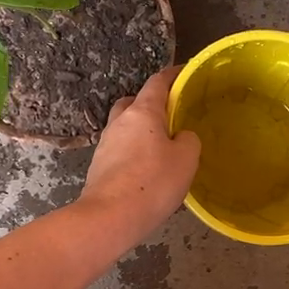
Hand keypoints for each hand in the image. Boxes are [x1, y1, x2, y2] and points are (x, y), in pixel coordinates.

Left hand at [79, 67, 200, 238]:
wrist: (111, 216)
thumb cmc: (153, 182)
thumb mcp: (186, 159)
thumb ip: (188, 140)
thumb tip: (181, 136)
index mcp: (143, 112)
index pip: (158, 82)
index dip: (173, 75)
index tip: (186, 73)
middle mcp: (120, 122)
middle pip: (134, 102)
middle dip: (151, 103)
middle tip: (170, 116)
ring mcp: (106, 144)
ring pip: (125, 127)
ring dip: (141, 130)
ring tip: (161, 146)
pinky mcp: (100, 166)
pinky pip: (121, 149)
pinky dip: (134, 151)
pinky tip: (146, 169)